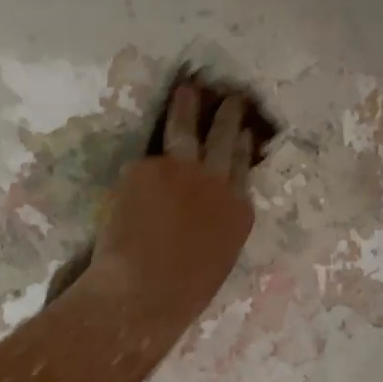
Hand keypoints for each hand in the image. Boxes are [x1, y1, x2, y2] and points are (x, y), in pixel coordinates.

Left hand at [82, 85, 255, 324]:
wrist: (143, 292)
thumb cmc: (183, 292)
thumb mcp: (219, 256)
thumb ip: (219, 222)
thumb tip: (207, 207)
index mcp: (239, 211)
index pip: (243, 167)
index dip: (243, 146)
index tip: (244, 133)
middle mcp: (217, 183)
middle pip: (224, 139)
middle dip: (229, 115)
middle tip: (231, 97)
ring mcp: (181, 171)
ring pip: (186, 130)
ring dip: (188, 106)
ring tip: (187, 89)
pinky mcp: (145, 168)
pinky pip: (146, 162)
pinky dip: (145, 166)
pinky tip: (138, 170)